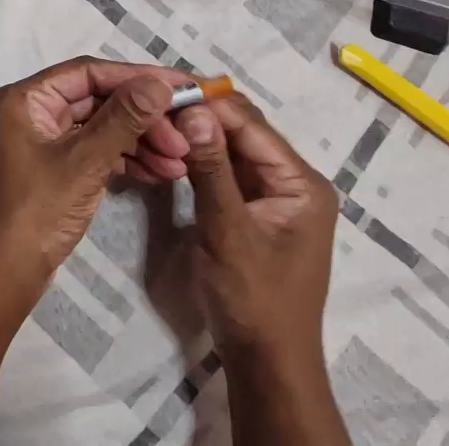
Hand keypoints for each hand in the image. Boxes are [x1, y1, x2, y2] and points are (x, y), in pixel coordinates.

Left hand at [0, 57, 195, 290]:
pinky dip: (128, 157)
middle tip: (186, 137)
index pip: (88, 72)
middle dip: (144, 116)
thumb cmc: (40, 209)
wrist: (11, 270)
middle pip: (98, 98)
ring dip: (142, 140)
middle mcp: (33, 110)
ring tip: (181, 161)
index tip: (183, 86)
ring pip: (102, 125)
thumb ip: (124, 119)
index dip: (137, 77)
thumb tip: (160, 84)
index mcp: (27, 98)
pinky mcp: (58, 163)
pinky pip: (98, 148)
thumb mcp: (86, 161)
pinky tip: (162, 172)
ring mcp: (45, 138)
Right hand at [174, 94, 339, 361]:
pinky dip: (197, 158)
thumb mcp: (227, 231)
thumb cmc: (253, 297)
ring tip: (151, 121)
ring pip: (229, 148)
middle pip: (240, 131)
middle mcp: (291, 180)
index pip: (248, 124)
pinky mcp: (252, 208)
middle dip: (197, 116)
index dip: (205, 103)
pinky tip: (166, 149)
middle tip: (148, 105)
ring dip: (194, 135)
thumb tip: (192, 110)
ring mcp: (272, 194)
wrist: (264, 359)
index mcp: (300, 182)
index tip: (157, 90)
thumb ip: (211, 169)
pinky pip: (223, 169)